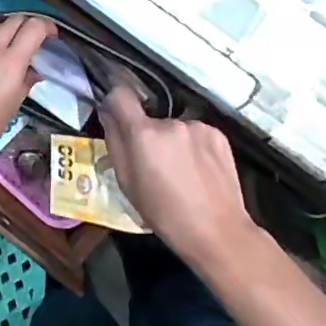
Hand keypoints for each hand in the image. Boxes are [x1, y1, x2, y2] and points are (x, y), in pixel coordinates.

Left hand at [0, 12, 53, 176]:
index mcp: (12, 62)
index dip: (46, 27)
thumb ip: (27, 80)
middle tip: (27, 41)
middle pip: (16, 20)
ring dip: (2, 31)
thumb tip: (34, 69)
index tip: (49, 35)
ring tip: (0, 46)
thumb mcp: (14, 105)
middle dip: (27, 27)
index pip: (35, 27)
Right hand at [99, 87, 259, 268]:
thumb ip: (115, 143)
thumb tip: (107, 113)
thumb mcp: (127, 184)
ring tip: (182, 173)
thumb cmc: (164, 214)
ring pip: (175, 128)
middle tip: (156, 165)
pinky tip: (200, 172)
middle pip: (151, 119)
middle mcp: (171, 121)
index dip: (116, 102)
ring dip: (174, 142)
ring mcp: (197, 125)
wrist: (217, 231)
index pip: (121, 94)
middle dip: (150, 136)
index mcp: (143, 133)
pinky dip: (194, 147)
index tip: (117, 115)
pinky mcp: (218, 134)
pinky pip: (197, 134)